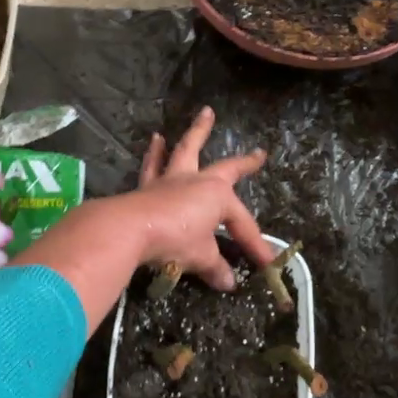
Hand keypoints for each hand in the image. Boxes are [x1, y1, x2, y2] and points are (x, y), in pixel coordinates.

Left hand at [15, 106, 272, 331]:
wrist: (130, 228)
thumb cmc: (174, 239)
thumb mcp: (200, 257)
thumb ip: (215, 267)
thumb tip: (228, 282)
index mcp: (217, 196)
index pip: (242, 224)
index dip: (255, 245)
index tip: (268, 264)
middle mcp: (196, 181)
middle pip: (225, 168)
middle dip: (244, 163)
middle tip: (258, 153)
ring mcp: (170, 181)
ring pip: (186, 151)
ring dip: (196, 133)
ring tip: (203, 115)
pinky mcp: (147, 187)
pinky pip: (153, 165)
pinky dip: (155, 154)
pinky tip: (154, 142)